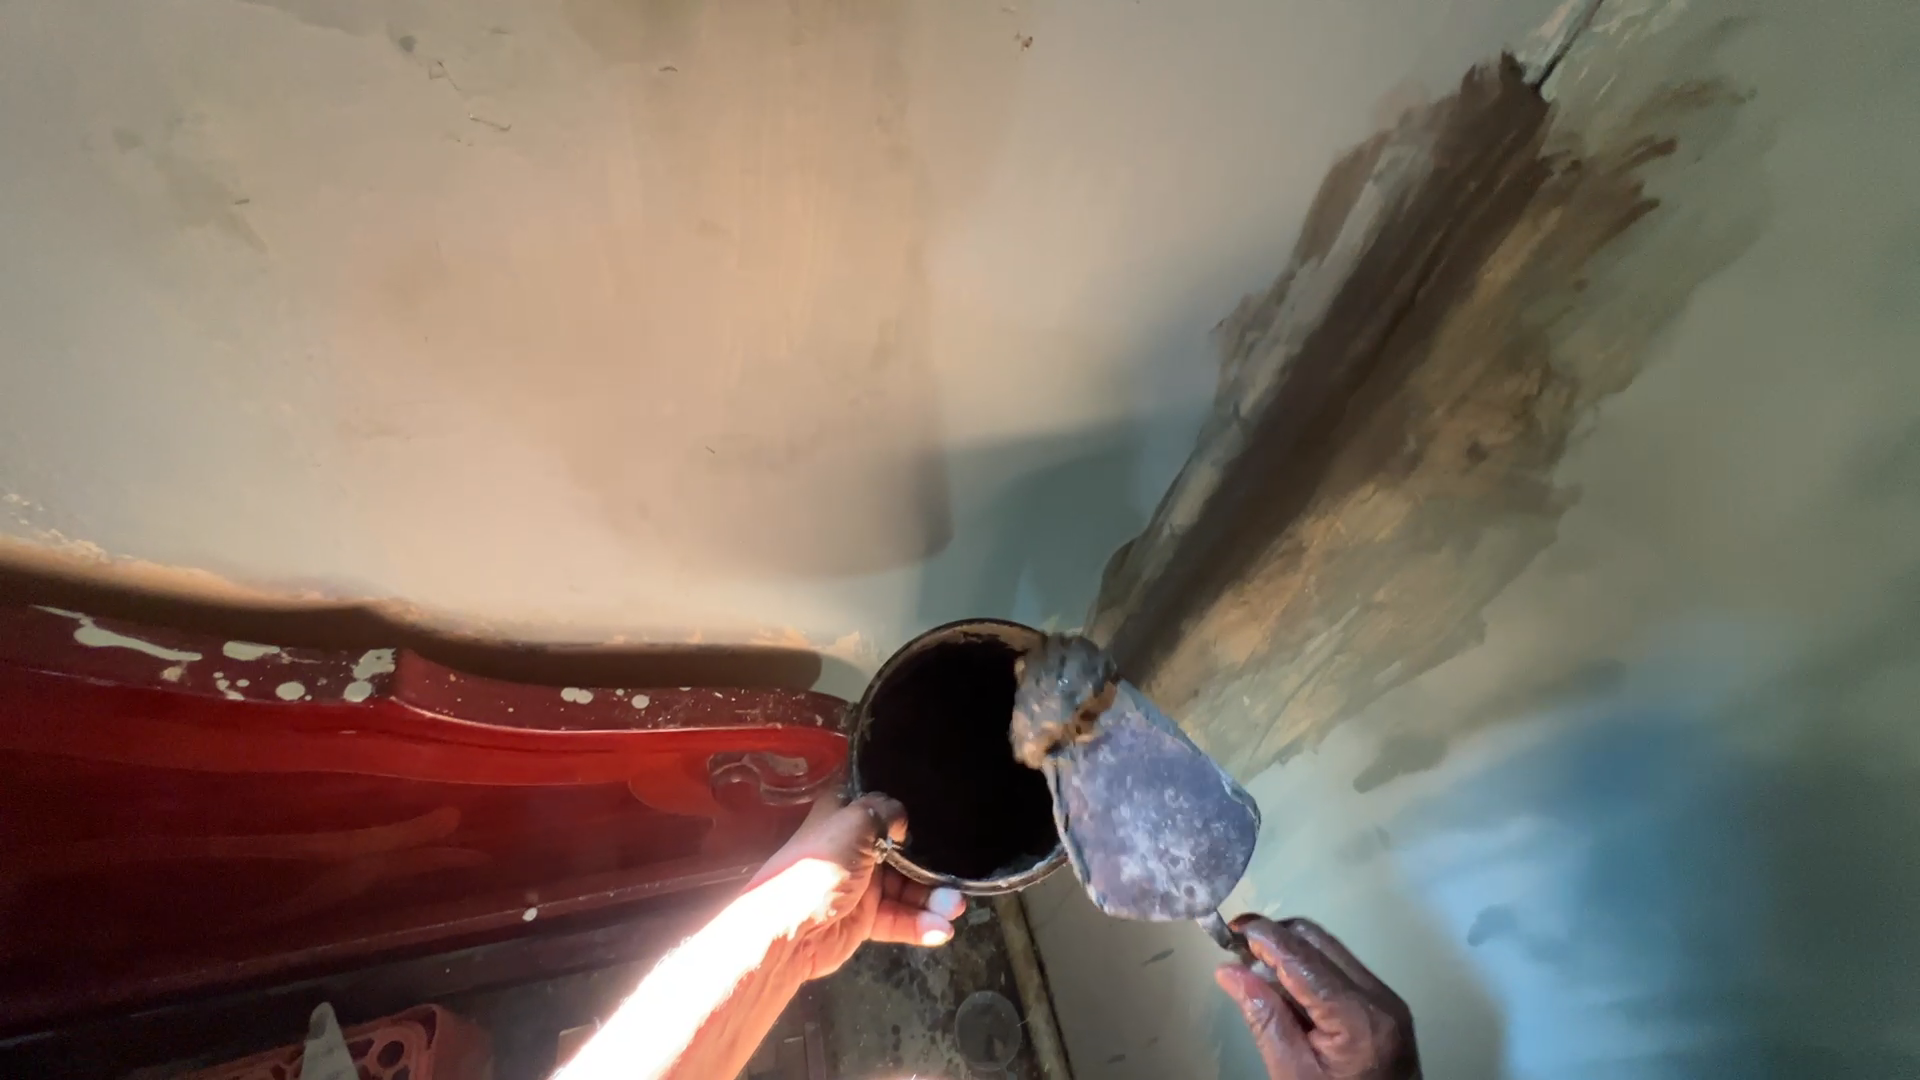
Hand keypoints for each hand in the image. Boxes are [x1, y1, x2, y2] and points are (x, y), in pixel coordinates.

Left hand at [748, 793, 966, 980]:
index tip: (942, 815)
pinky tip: (941, 930)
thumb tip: (904, 820)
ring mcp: (863, 884)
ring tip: (954, 907)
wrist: (788, 931)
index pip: (883, 805)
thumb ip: (887, 812)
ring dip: (932, 898)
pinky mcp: (866, 919)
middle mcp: (857, 846)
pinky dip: (920, 924)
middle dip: (932, 864)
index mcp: (847, 815)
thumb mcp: (855, 823)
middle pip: (904, 850)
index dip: (910, 810)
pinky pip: (899, 918)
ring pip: (907, 887)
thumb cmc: (821, 866)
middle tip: (958, 876)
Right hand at [1214, 916, 1419, 1079]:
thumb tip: (1228, 970)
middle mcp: (1379, 998)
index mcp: (1359, 1019)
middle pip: (1315, 939)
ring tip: (1258, 970)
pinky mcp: (1384, 1003)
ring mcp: (1385, 998)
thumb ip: (1264, 1019)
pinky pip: (1338, 964)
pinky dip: (1306, 963)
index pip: (1302, 957)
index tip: (1228, 931)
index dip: (1262, 936)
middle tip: (1239, 954)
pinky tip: (1287, 987)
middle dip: (1273, 938)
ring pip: (1326, 946)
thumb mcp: (1292, 1077)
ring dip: (1288, 948)